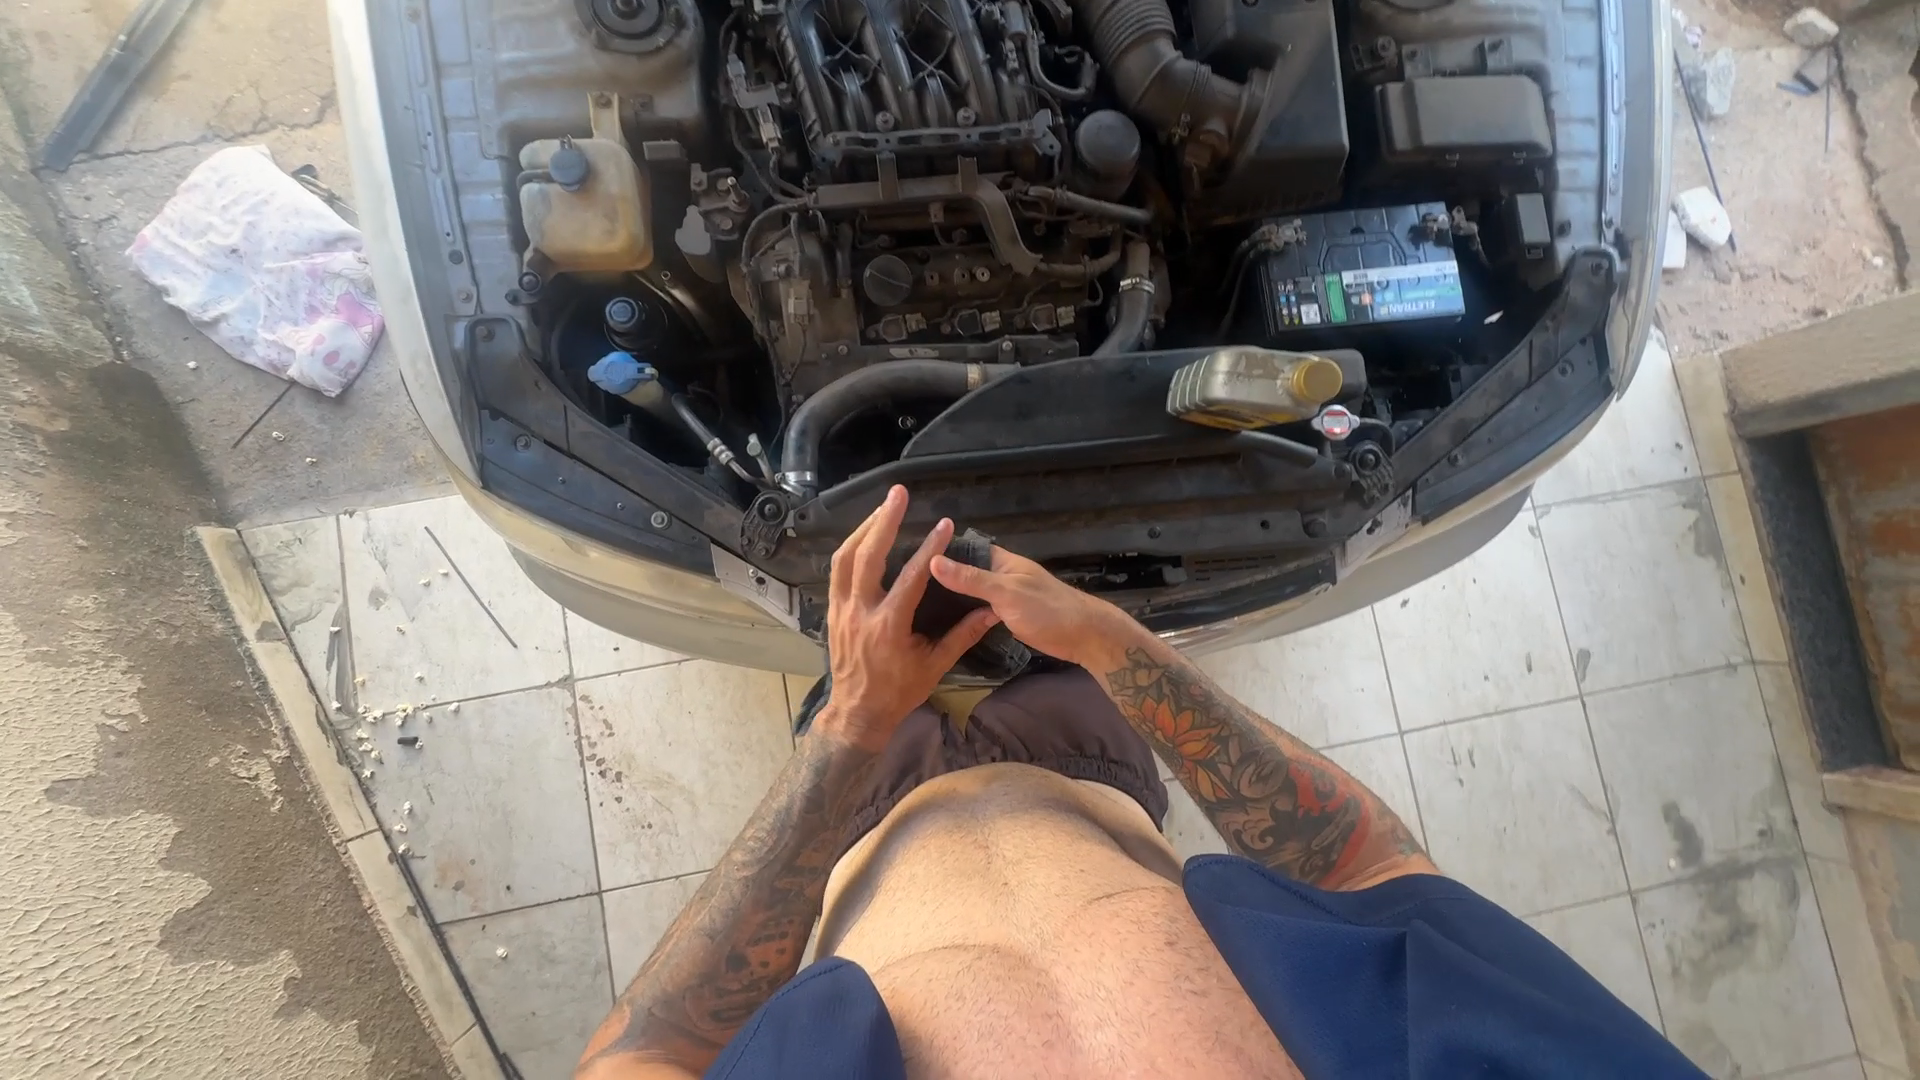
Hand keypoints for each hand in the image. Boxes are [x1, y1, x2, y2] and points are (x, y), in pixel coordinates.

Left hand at [815, 485, 1000, 751]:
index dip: (929, 549)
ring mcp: (841, 610)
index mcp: (889, 626)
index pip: (911, 578)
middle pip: (867, 556)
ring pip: (844, 558)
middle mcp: (860, 612)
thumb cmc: (899, 692)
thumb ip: (962, 635)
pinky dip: (851, 548)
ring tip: (882, 507)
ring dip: (863, 528)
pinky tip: (865, 536)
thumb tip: (991, 611)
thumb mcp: (935, 666)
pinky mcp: (832, 611)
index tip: (944, 525)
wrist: (857, 714)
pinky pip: (837, 570)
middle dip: (883, 521)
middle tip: (898, 493)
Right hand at [929, 544, 1140, 671]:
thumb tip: (933, 560)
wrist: (1083, 637)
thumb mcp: (1006, 592)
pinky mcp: (1005, 616)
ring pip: (970, 593)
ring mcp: (1002, 596)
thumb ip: (971, 579)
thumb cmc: (1047, 609)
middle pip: (964, 572)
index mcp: (1001, 561)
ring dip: (950, 598)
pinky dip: (963, 614)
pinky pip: (978, 610)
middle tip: (905, 589)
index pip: (963, 550)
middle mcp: (999, 575)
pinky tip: (941, 622)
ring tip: (915, 605)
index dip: (939, 553)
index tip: (909, 561)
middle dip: (940, 579)